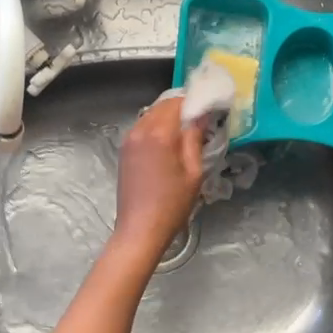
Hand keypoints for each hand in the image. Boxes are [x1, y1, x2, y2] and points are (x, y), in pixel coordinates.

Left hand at [114, 96, 206, 251]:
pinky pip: (142, 128)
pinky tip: (168, 145)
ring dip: (168, 118)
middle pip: (162, 106)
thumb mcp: (194, 172)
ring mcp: (129, 140)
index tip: (208, 112)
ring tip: (184, 134)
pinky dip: (156, 128)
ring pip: (151, 115)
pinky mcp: (124, 150)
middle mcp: (140, 130)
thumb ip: (195, 139)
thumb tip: (201, 116)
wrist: (140, 229)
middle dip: (181, 109)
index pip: (178, 103)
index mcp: (160, 134)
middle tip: (199, 123)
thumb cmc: (172, 204)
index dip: (194, 103)